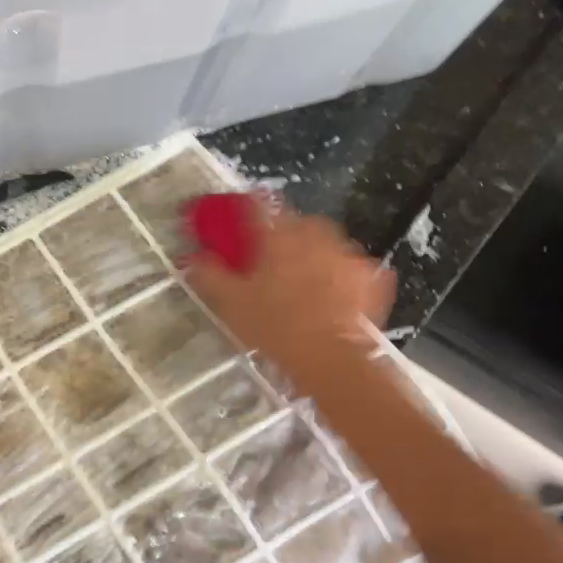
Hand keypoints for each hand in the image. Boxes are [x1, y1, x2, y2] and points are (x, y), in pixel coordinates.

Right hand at [184, 198, 393, 380]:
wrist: (330, 357)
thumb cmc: (274, 326)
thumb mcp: (229, 301)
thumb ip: (208, 273)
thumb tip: (192, 257)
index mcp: (279, 234)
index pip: (257, 205)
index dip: (242, 209)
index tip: (233, 220)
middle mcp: (315, 235)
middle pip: (295, 222)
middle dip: (282, 233)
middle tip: (268, 256)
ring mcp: (346, 254)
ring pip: (324, 242)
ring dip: (311, 252)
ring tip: (300, 278)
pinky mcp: (370, 277)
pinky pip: (349, 266)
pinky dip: (339, 273)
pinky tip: (331, 292)